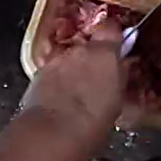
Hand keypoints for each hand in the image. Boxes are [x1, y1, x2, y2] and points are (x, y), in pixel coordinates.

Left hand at [19, 15, 124, 131]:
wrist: (52, 132)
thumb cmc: (93, 121)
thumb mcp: (117, 100)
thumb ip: (119, 76)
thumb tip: (121, 65)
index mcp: (103, 53)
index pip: (111, 28)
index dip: (113, 33)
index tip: (117, 42)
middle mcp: (78, 51)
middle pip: (87, 45)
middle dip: (92, 58)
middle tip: (97, 77)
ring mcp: (57, 60)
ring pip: (69, 59)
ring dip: (73, 69)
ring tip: (78, 92)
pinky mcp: (39, 73)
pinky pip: (54, 71)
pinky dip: (58, 80)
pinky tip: (61, 98)